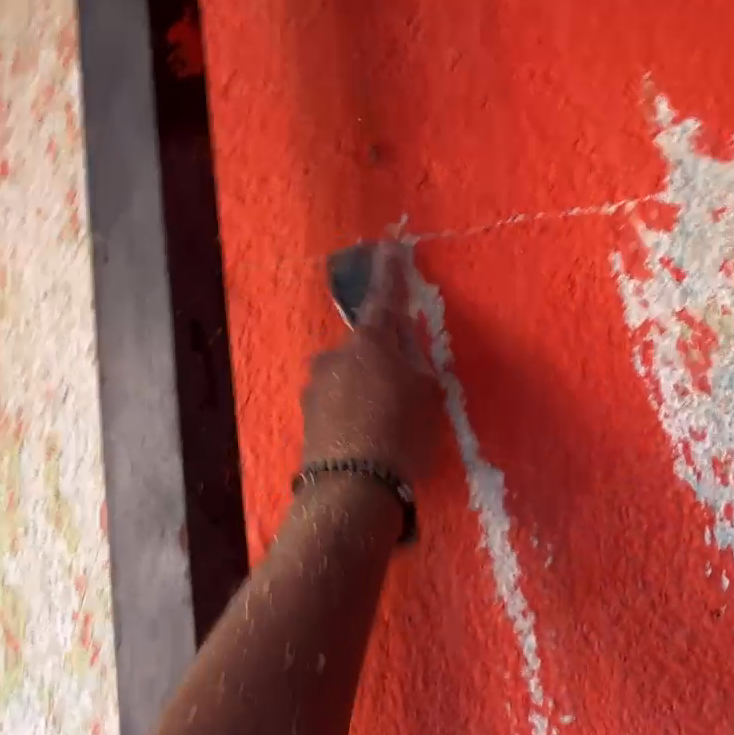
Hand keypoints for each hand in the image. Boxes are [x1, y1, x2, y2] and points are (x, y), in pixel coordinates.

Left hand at [299, 244, 440, 483]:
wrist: (352, 489)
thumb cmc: (401, 434)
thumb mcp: (426, 392)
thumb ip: (414, 358)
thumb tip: (403, 339)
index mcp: (370, 342)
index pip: (384, 296)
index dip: (390, 271)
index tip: (389, 245)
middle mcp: (335, 355)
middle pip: (365, 344)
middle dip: (383, 355)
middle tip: (406, 383)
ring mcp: (316, 385)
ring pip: (349, 373)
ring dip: (366, 384)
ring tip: (387, 419)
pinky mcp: (307, 415)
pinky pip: (338, 399)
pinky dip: (354, 407)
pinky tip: (368, 434)